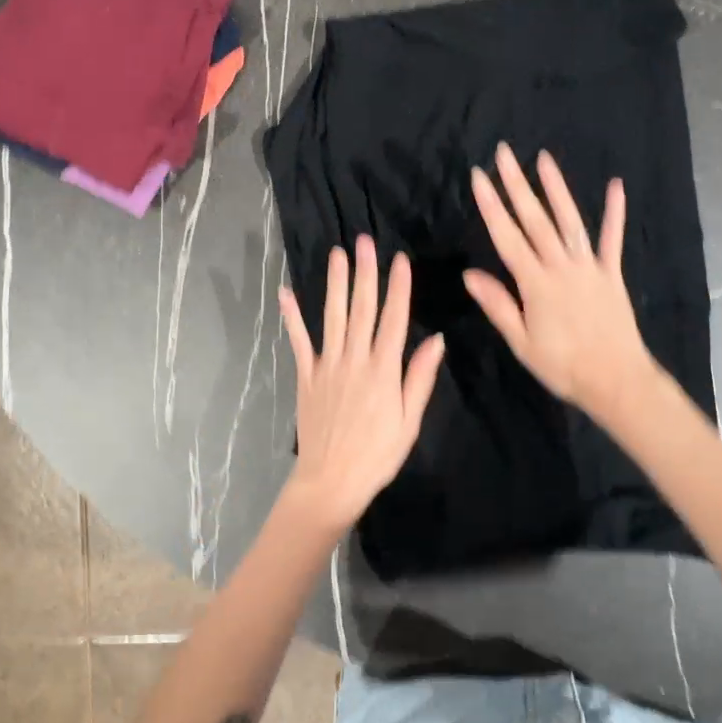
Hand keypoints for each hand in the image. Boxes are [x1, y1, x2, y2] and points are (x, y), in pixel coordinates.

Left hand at [277, 236, 445, 534]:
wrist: (331, 481)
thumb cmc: (378, 456)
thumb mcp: (409, 422)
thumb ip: (419, 378)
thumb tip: (435, 339)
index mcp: (383, 371)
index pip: (394, 319)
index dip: (398, 287)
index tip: (400, 260)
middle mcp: (355, 360)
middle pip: (362, 309)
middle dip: (365, 273)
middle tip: (365, 241)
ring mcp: (327, 366)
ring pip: (332, 317)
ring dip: (334, 283)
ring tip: (337, 253)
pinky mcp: (306, 377)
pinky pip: (299, 342)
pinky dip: (292, 317)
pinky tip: (286, 293)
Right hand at [465, 144, 653, 417]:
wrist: (616, 380)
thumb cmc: (562, 367)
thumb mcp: (521, 343)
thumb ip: (498, 305)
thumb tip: (469, 274)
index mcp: (535, 284)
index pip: (507, 237)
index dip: (491, 206)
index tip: (478, 178)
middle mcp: (561, 267)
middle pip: (535, 220)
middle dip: (516, 185)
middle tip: (503, 153)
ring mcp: (589, 267)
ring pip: (569, 221)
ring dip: (556, 188)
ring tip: (543, 158)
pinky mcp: (611, 274)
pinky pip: (611, 239)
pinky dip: (614, 212)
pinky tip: (616, 186)